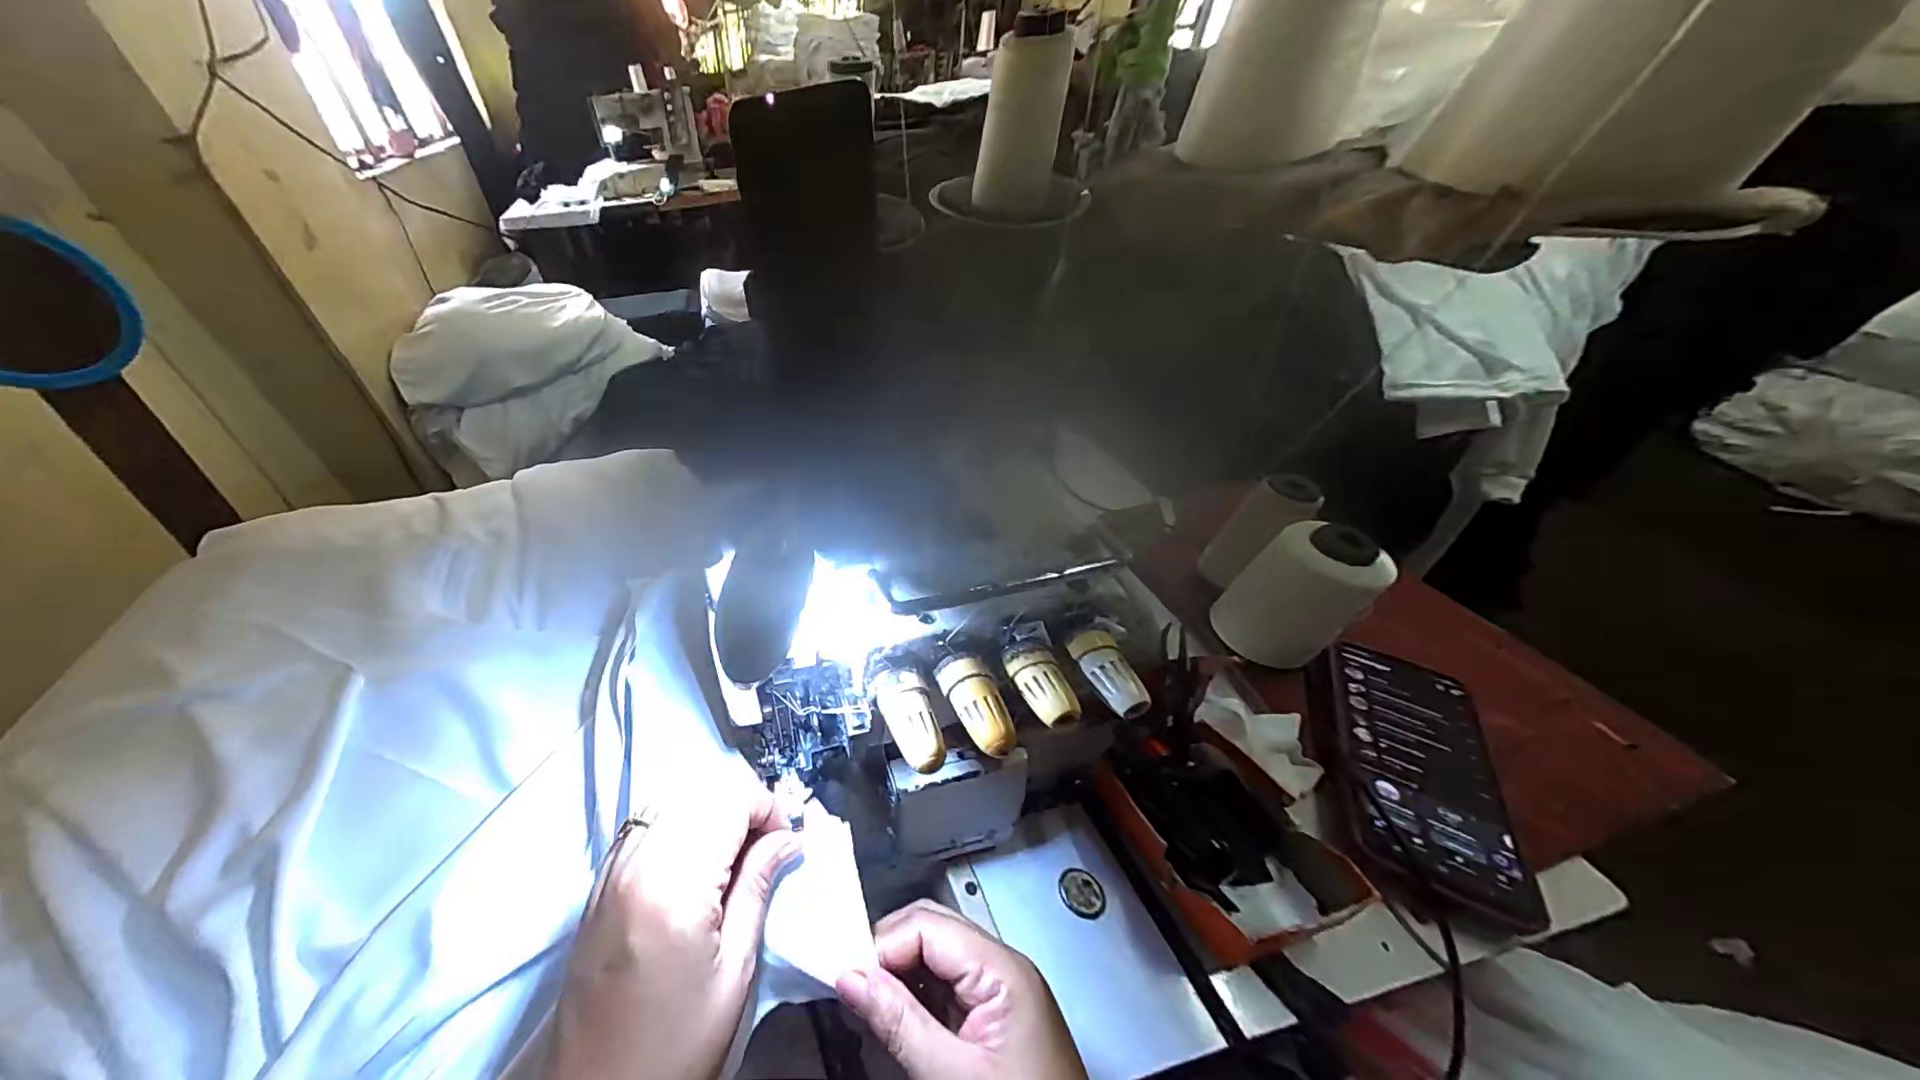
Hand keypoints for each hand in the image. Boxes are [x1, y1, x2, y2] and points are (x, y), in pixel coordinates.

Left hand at [548, 769, 801, 1079]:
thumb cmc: (676, 1044)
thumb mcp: (735, 969)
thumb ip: (759, 887)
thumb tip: (788, 839)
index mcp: (673, 887)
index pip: (728, 802)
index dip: (767, 808)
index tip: (787, 839)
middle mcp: (634, 866)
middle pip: (699, 793)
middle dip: (742, 805)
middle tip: (768, 845)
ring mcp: (609, 874)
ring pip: (671, 801)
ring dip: (710, 811)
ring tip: (735, 852)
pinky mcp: (597, 887)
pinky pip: (644, 825)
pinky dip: (678, 823)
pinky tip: (696, 858)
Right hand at [836, 900, 1088, 1079]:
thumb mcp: (954, 1076)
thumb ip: (901, 1023)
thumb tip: (853, 978)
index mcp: (1003, 969)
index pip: (927, 924)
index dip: (882, 946)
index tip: (846, 976)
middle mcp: (1003, 967)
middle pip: (931, 929)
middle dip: (887, 953)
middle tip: (851, 988)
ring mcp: (999, 989)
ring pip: (934, 954)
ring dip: (898, 975)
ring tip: (869, 1007)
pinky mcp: (992, 1014)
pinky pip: (944, 985)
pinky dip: (915, 997)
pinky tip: (897, 1021)